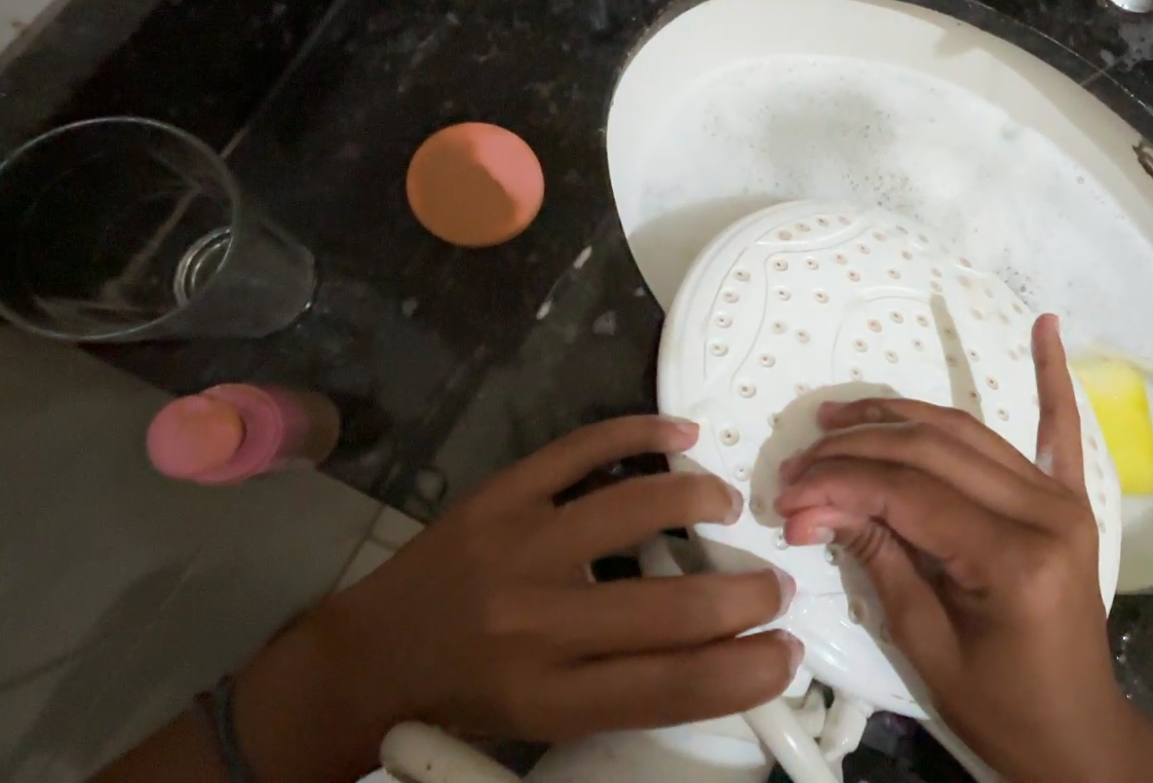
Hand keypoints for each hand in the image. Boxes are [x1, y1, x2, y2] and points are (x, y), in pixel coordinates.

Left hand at [95, 417, 804, 782]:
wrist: (366, 657)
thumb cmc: (464, 700)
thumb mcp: (542, 720)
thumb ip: (624, 689)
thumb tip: (719, 653)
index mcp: (549, 696)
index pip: (671, 686)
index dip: (744, 672)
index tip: (787, 654)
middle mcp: (537, 624)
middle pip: (669, 609)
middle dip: (745, 595)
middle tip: (777, 584)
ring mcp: (518, 546)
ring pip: (631, 509)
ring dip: (698, 501)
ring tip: (728, 503)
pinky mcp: (500, 495)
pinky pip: (579, 450)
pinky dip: (639, 433)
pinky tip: (681, 433)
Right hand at [775, 316, 1152, 782]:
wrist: (1076, 733)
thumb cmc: (999, 705)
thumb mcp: (923, 642)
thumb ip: (874, 556)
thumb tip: (810, 504)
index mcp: (1014, 558)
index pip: (907, 492)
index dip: (839, 483)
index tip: (788, 492)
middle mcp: (1044, 511)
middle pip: (930, 452)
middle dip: (853, 449)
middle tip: (798, 463)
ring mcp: (1060, 498)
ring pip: (963, 432)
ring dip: (896, 416)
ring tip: (837, 414)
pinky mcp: (1067, 497)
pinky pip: (1058, 429)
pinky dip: (1051, 376)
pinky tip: (1045, 326)